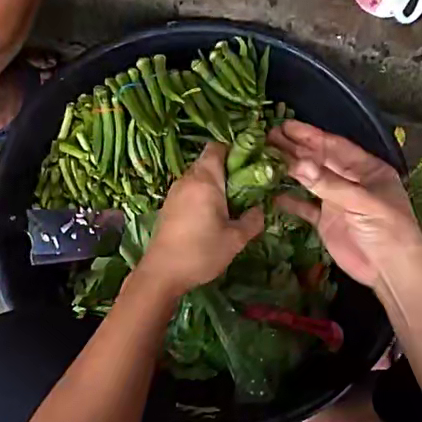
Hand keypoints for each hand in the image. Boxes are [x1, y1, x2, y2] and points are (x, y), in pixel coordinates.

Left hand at [133, 143, 264, 296]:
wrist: (161, 274)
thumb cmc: (201, 252)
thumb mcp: (236, 239)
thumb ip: (253, 220)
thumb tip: (260, 209)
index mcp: (205, 180)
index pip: (217, 148)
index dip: (235, 151)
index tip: (252, 164)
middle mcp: (187, 180)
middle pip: (209, 162)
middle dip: (229, 170)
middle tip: (249, 187)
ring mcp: (175, 193)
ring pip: (199, 178)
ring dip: (216, 185)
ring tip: (234, 203)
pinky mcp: (169, 207)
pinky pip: (191, 192)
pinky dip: (204, 196)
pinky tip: (215, 215)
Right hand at [268, 121, 421, 290]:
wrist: (391, 270)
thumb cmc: (388, 230)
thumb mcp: (362, 202)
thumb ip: (329, 184)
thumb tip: (297, 163)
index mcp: (368, 169)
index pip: (336, 147)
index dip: (311, 136)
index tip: (286, 126)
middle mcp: (351, 181)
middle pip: (320, 160)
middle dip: (296, 148)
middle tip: (269, 136)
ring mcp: (338, 201)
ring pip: (310, 181)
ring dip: (290, 170)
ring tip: (265, 156)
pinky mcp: (327, 222)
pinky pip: (305, 207)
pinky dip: (290, 200)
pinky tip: (272, 193)